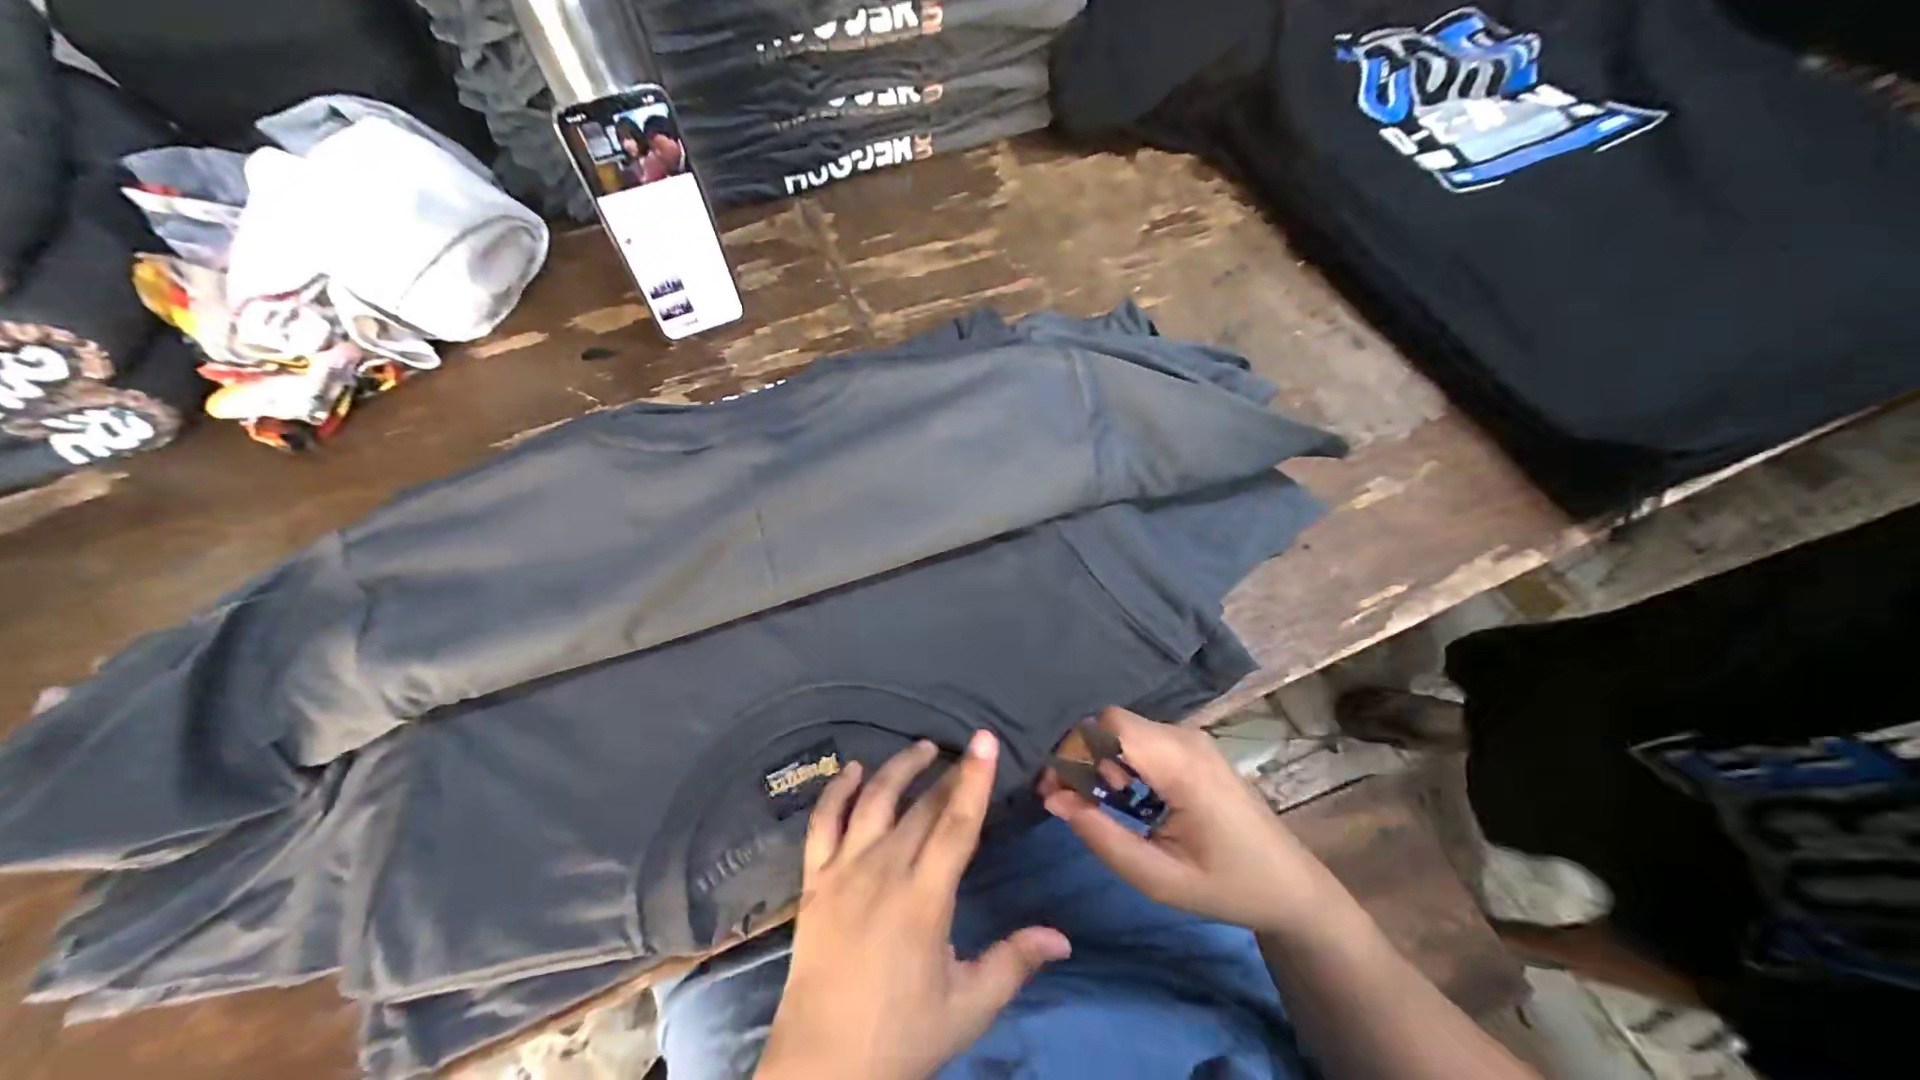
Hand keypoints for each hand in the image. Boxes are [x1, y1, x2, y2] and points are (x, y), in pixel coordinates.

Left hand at [755, 732, 1070, 1079]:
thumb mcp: (968, 1006)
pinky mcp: (814, 882)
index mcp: (924, 899)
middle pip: (921, 808)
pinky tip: (851, 770)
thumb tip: (1062, 938)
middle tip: (966, 752)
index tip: (985, 740)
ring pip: (872, 802)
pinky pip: (822, 824)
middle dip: (948, 774)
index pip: (956, 824)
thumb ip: (1013, 962)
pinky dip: (836, 792)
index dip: (974, 779)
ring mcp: (843, 872)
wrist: (823, 1067)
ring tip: (922, 748)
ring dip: (898, 769)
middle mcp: (882, 872)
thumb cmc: (901, 1036)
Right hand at [1039, 707, 1339, 936]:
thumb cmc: (1228, 887)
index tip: (1054, 792)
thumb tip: (1054, 799)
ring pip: (1123, 727)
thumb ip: (1103, 837)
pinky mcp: (1192, 747)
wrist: (1291, 886)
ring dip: (1099, 758)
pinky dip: (1119, 759)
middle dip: (1081, 755)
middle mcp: (1186, 738)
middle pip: (1112, 722)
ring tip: (1098, 802)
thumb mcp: (1159, 878)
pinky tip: (1125, 797)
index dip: (1073, 751)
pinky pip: (1141, 738)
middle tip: (1070, 799)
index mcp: (1182, 765)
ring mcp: (1192, 739)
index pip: (1109, 726)